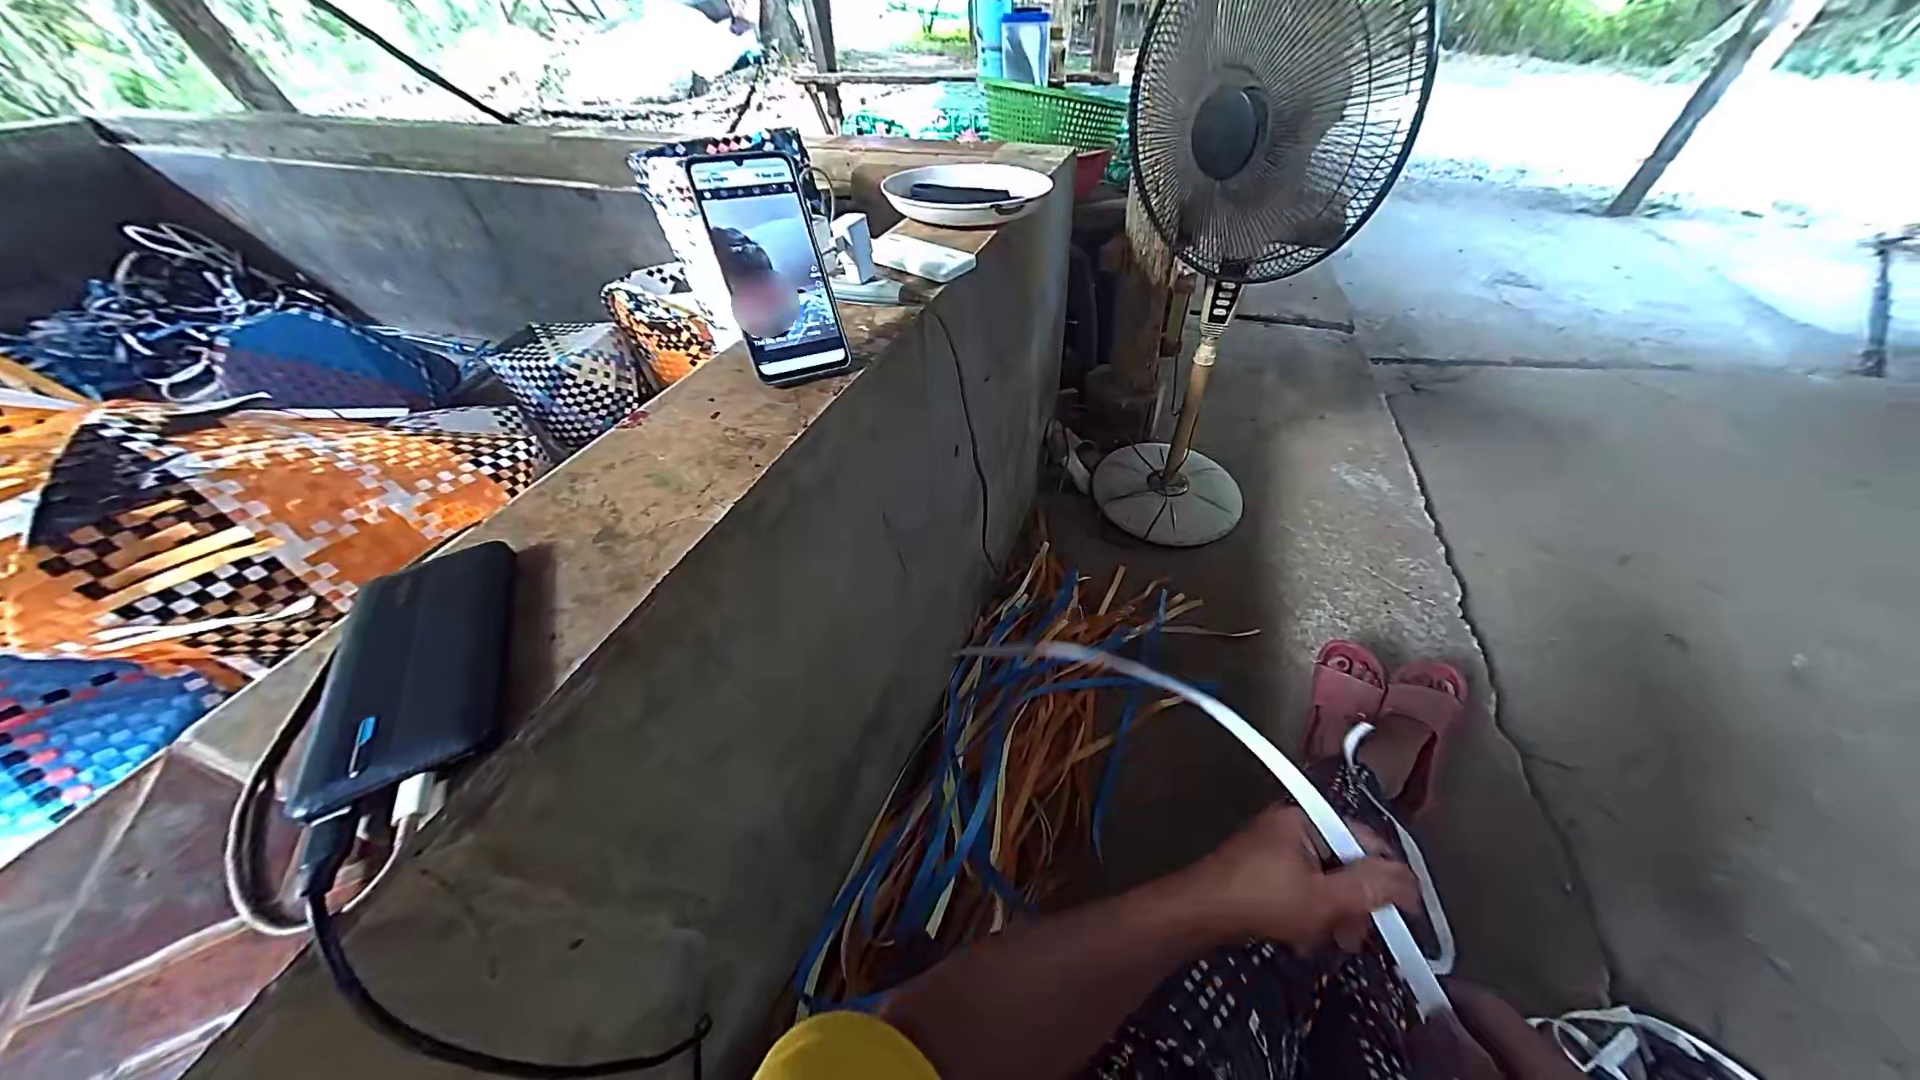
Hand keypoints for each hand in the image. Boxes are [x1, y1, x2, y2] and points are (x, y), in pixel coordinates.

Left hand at [1172, 804, 1419, 952]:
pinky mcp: (1264, 870)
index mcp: (1303, 819)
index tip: (1405, 912)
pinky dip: (1308, 913)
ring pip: (1325, 882)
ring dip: (1331, 915)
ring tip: (1322, 937)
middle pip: (1345, 864)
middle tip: (1351, 932)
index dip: (1390, 877)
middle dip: (1353, 903)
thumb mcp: (1327, 898)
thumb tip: (1408, 879)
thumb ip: (1373, 887)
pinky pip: (1302, 889)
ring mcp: (1274, 847)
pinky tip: (1300, 936)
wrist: (1203, 912)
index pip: (1365, 840)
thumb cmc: (1260, 899)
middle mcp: (1289, 826)